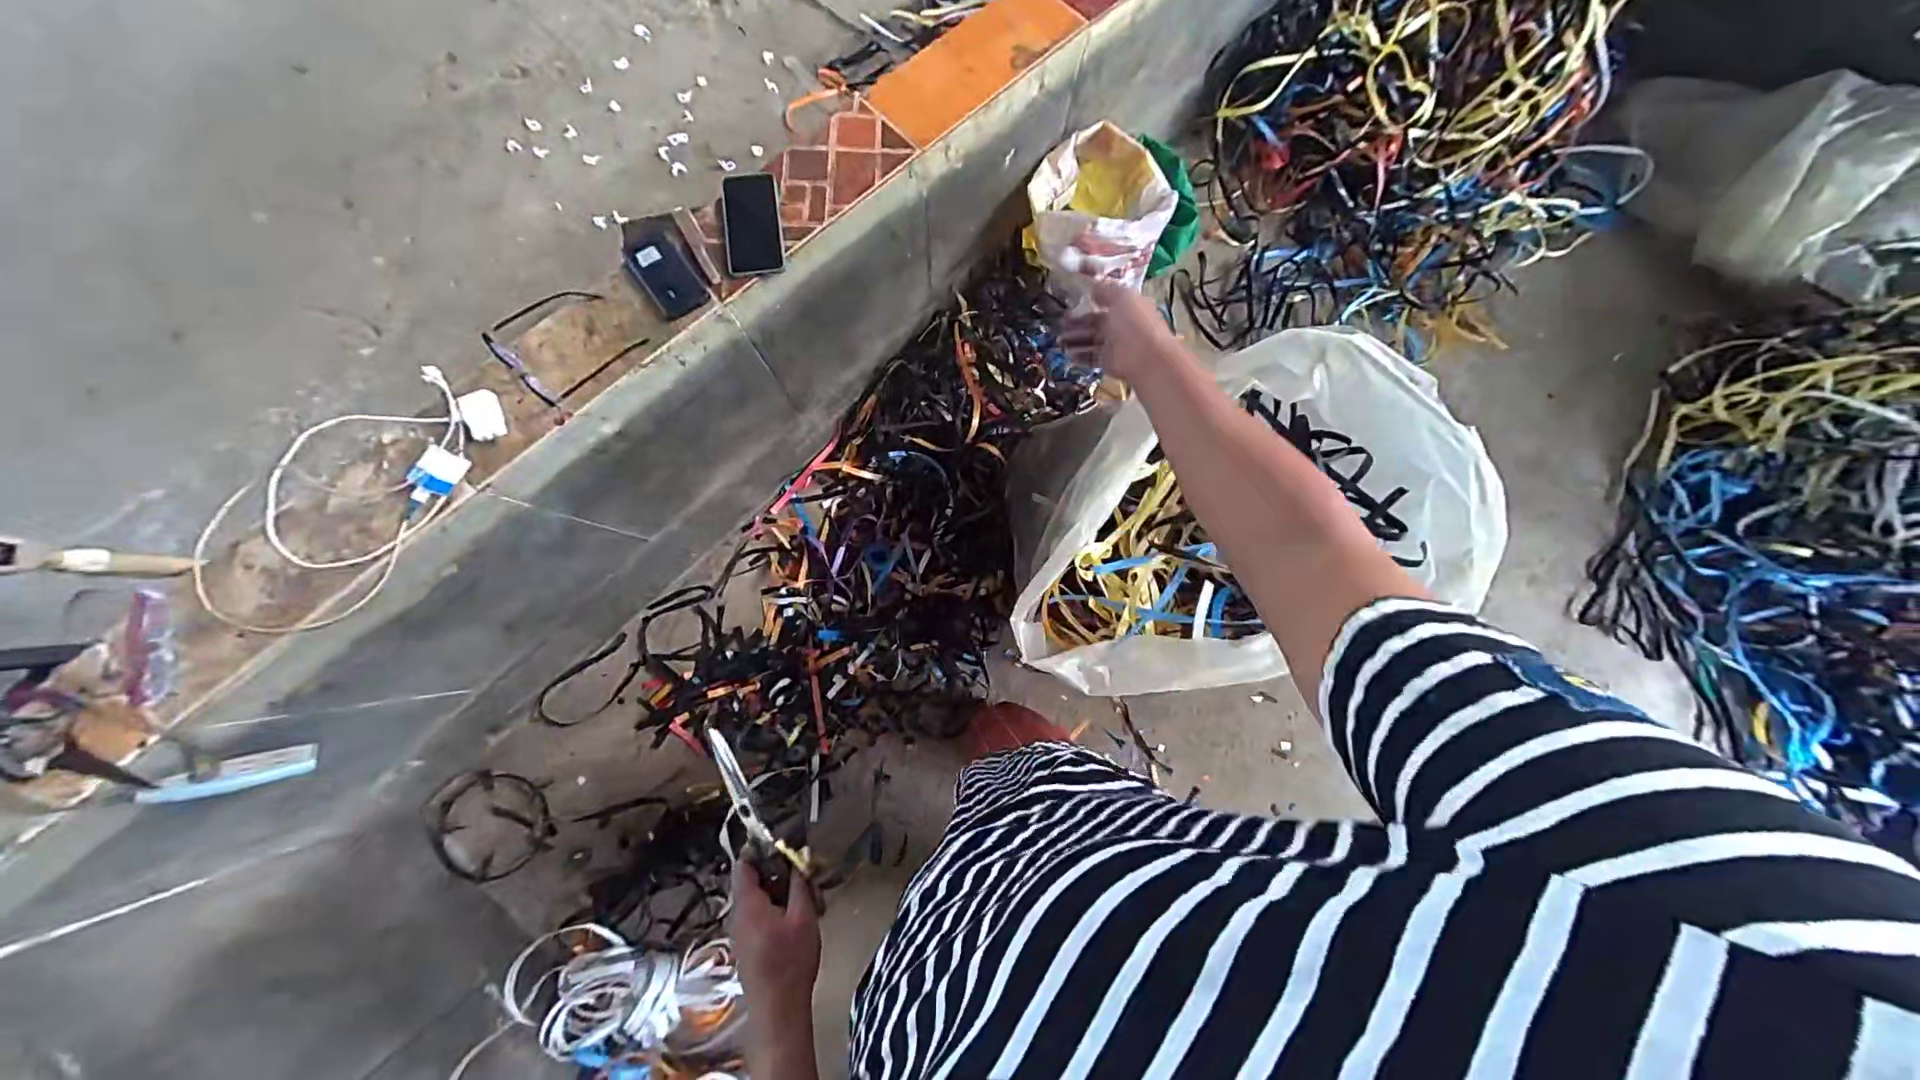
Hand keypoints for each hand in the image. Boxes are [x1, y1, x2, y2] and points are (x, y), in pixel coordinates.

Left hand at [729, 860, 820, 1042]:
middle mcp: (737, 915)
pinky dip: (773, 907)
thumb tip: (798, 858)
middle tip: (800, 868)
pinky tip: (795, 915)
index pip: (743, 865)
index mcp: (747, 904)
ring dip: (777, 891)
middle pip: (751, 881)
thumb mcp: (803, 916)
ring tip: (803, 892)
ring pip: (756, 899)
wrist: (778, 1009)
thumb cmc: (791, 959)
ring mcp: (739, 932)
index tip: (782, 841)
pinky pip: (756, 915)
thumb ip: (799, 884)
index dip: (760, 848)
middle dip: (775, 871)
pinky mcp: (746, 946)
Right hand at [1058, 277, 1180, 383]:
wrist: (1145, 357)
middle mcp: (1119, 325)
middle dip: (1076, 324)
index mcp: (1125, 307)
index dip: (1088, 302)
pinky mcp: (1108, 362)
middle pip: (1094, 323)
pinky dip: (1079, 357)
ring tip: (1059, 341)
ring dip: (1074, 340)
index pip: (1104, 302)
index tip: (1070, 303)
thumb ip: (1105, 290)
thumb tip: (1091, 287)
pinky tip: (1068, 355)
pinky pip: (1091, 358)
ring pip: (1090, 341)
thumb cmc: (1135, 323)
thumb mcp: (1121, 297)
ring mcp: (1114, 345)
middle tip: (1060, 324)